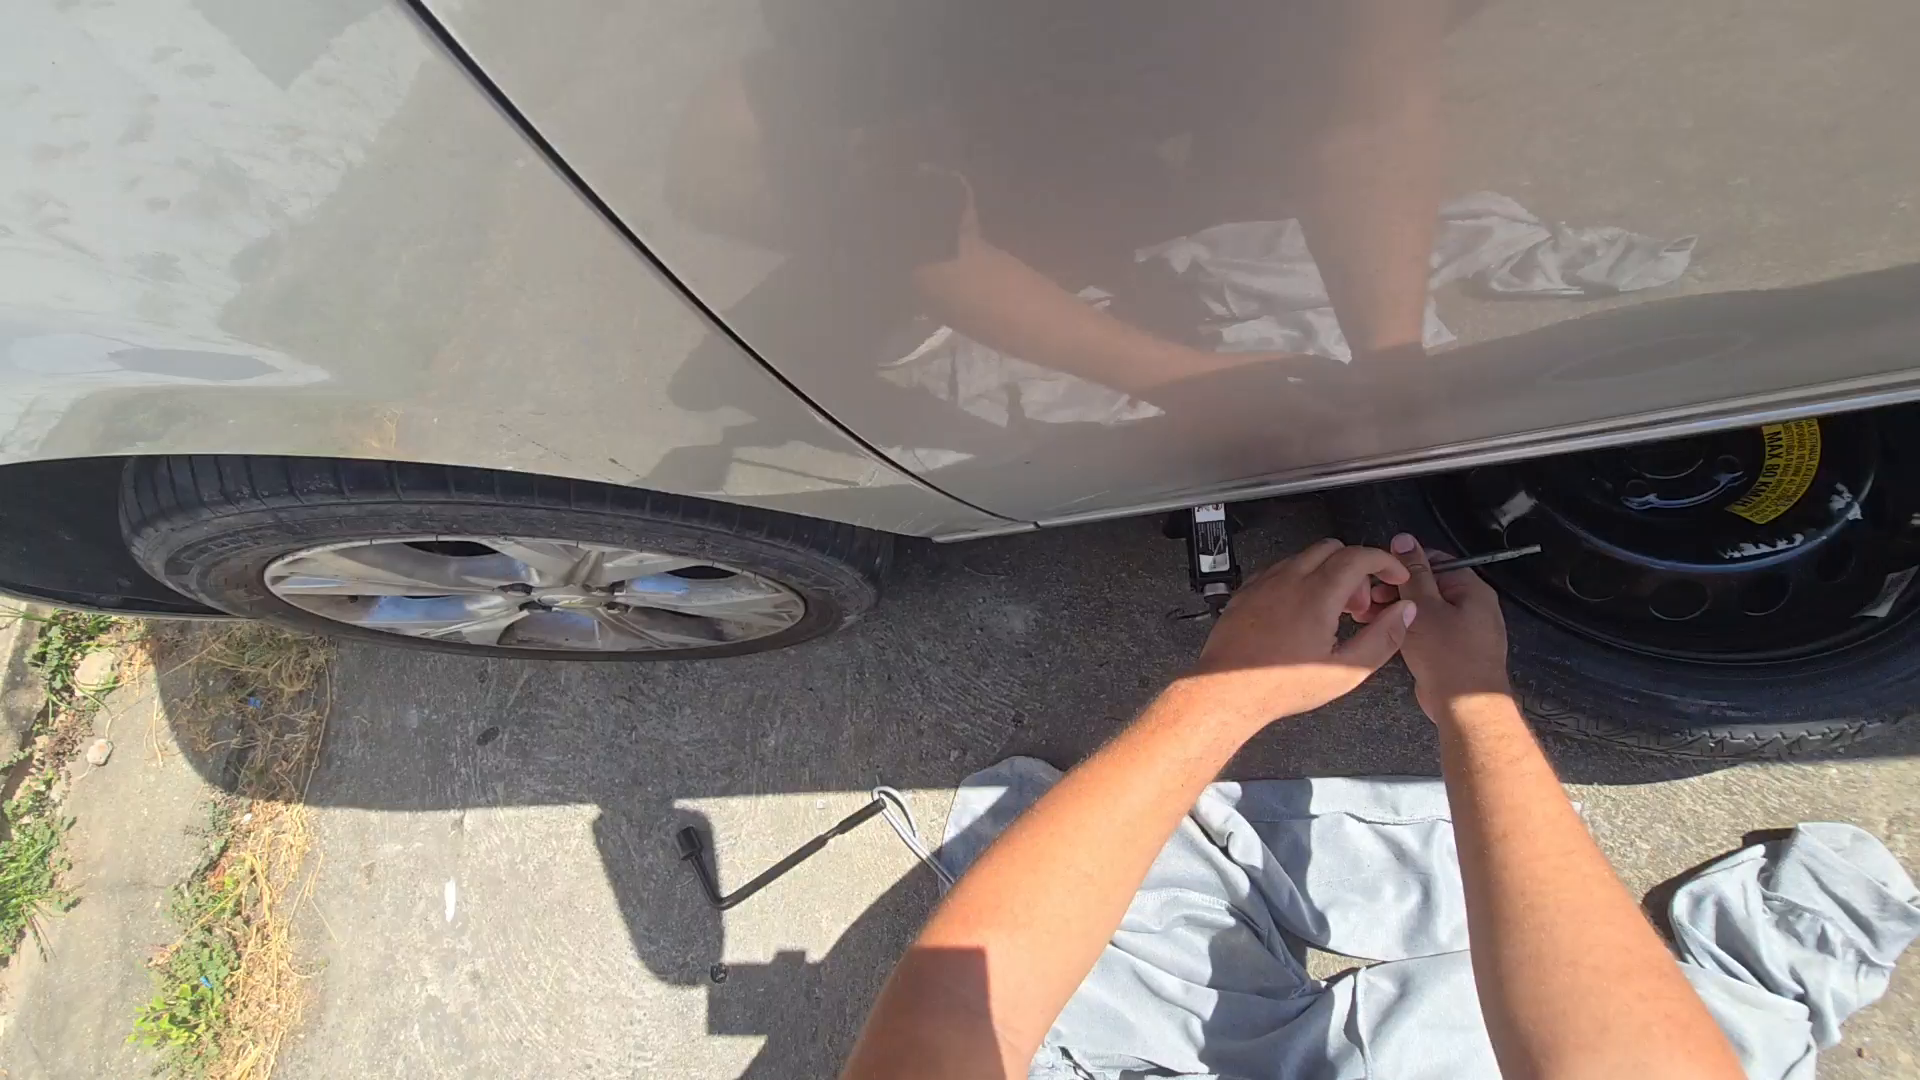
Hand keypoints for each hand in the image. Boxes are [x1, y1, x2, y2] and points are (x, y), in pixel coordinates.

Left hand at [1188, 538, 1415, 723]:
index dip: (1384, 561)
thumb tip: (1403, 614)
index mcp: (1315, 595)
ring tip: (1330, 613)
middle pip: (1332, 549)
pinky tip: (1301, 611)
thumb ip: (1384, 637)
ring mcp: (1262, 584)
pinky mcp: (1245, 592)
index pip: (1358, 555)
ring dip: (1326, 573)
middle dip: (1356, 568)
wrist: (1228, 689)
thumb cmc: (1279, 685)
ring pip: (1303, 557)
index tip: (1393, 575)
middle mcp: (1286, 581)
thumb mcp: (1346, 671)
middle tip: (1359, 604)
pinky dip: (1298, 579)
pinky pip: (1278, 570)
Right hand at [1377, 533, 1511, 717]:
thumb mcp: (1422, 607)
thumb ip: (1412, 573)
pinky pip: (1426, 627)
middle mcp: (1471, 605)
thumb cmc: (1447, 655)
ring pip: (1423, 607)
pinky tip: (1386, 632)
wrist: (1463, 705)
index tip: (1377, 573)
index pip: (1434, 560)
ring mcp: (1463, 628)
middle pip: (1427, 584)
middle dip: (1394, 589)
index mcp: (1471, 589)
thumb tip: (1404, 540)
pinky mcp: (1451, 647)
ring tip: (1370, 617)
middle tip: (1368, 599)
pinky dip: (1405, 626)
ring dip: (1396, 609)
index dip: (1402, 564)